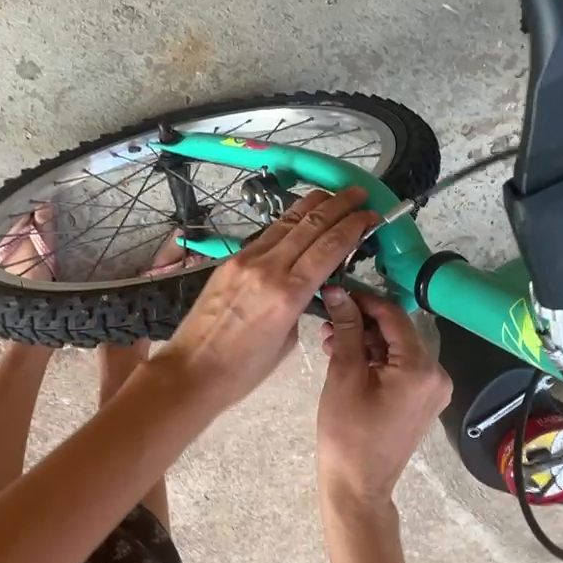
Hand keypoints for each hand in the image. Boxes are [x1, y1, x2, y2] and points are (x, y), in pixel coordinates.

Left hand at [162, 187, 379, 408]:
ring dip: (313, 204)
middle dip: (339, 205)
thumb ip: (302, 304)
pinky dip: (288, 221)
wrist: (191, 369)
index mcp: (288, 294)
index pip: (329, 247)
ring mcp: (246, 260)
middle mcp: (268, 268)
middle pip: (311, 224)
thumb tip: (309, 284)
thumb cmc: (243, 369)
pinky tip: (300, 216)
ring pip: (286, 222)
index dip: (353, 226)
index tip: (371, 214)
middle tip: (359, 193)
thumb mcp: (287, 340)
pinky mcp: (230, 260)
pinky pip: (266, 235)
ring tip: (334, 193)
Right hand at [316, 287, 452, 507]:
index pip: (393, 315)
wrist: (357, 485)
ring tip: (330, 343)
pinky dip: (373, 360)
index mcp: (421, 368)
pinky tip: (346, 359)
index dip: (363, 300)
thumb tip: (338, 291)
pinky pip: (398, 367)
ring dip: (364, 341)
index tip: (335, 293)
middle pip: (396, 331)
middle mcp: (436, 375)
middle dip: (360, 323)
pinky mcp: (421, 401)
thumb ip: (347, 328)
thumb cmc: (347, 432)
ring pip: (394, 348)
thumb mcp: (344, 373)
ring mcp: (431, 390)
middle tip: (327, 323)